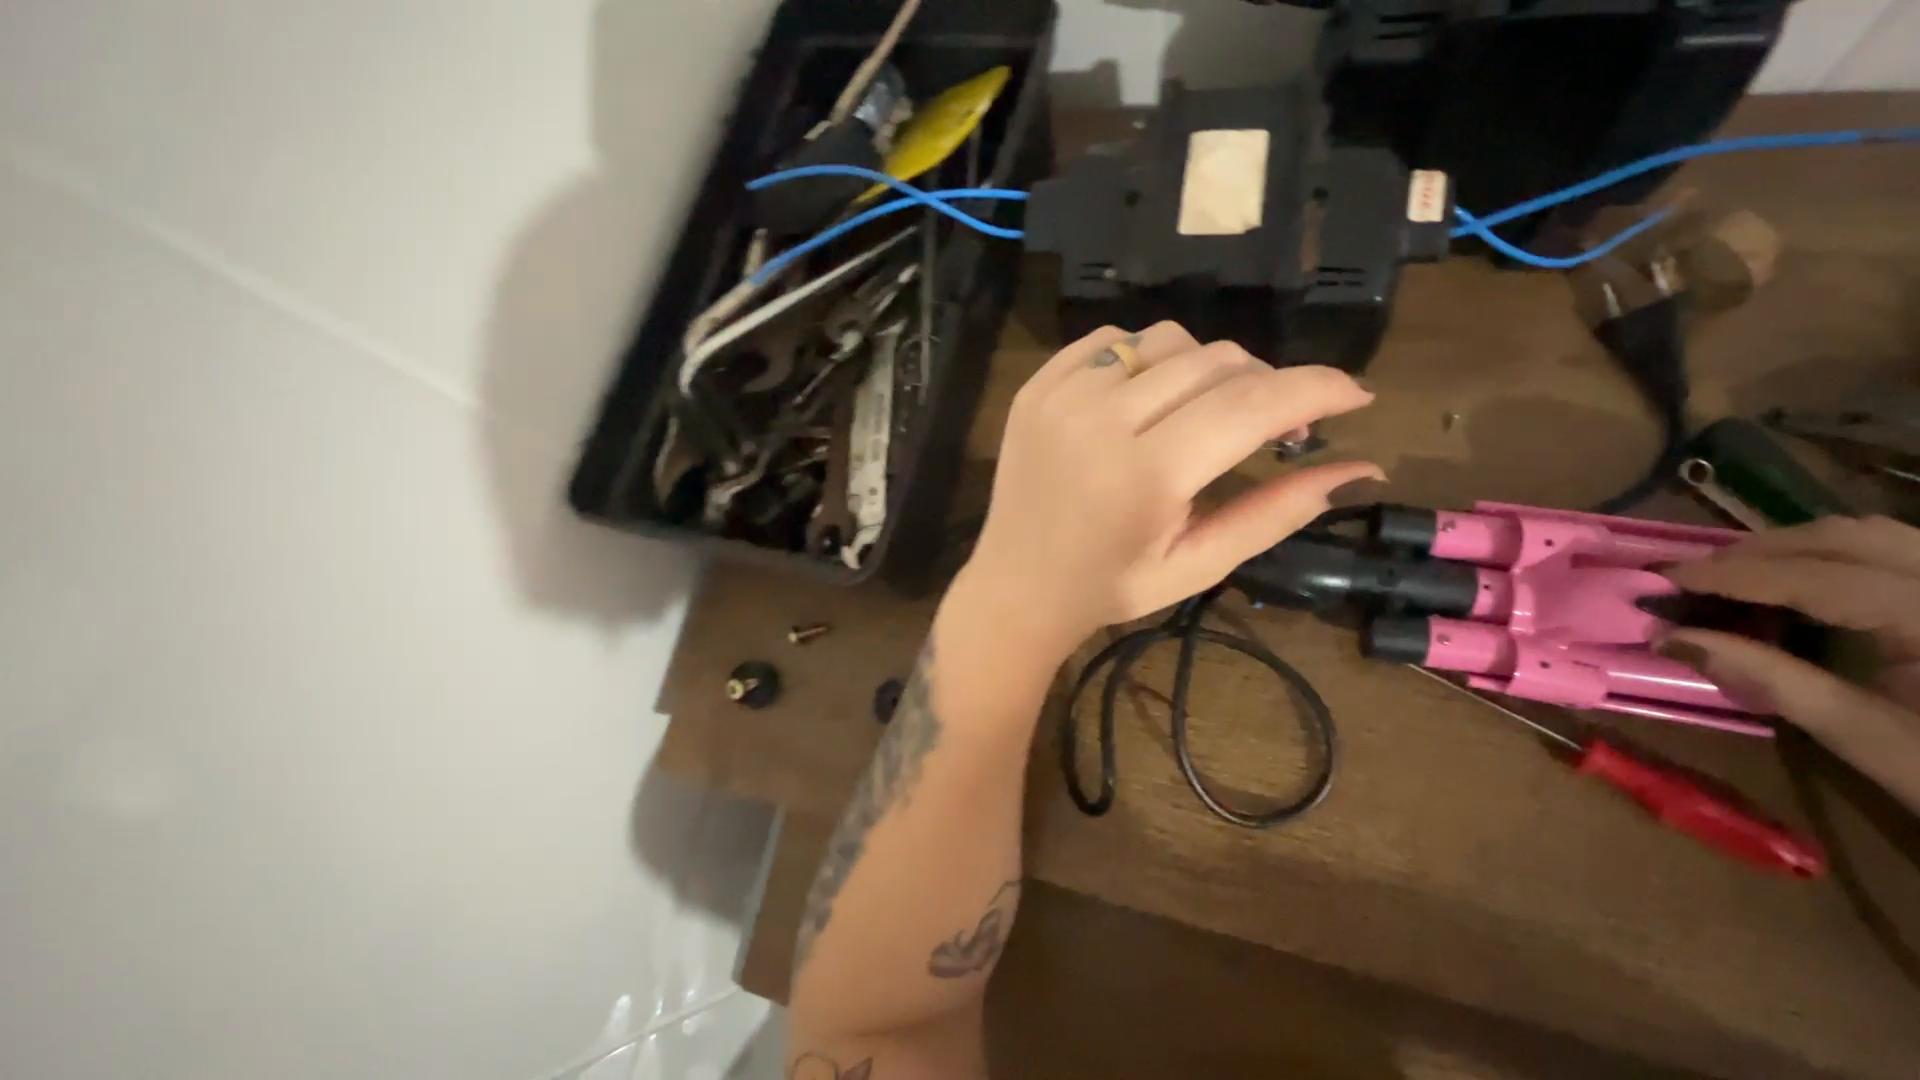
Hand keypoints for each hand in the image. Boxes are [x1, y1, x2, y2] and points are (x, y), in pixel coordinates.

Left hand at [956, 322, 1381, 654]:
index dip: (1316, 390)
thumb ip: (1276, 512)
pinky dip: (1148, 357)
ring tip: (1207, 412)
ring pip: (1168, 339)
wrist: (1016, 586)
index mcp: (1146, 475)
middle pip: (1216, 361)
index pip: (1251, 404)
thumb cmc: (1112, 587)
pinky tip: (1150, 397)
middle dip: (1266, 383)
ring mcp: (1061, 395)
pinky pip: (1113, 338)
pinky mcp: (1037, 385)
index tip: (1355, 395)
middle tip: (1275, 423)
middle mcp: (1102, 420)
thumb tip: (1363, 467)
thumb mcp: (1199, 564)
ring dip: (1207, 366)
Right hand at [1659, 515, 1919, 811]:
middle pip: (1844, 537)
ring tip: (1731, 576)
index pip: (1815, 577)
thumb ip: (1769, 678)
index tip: (1658, 581)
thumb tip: (1671, 637)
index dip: (1730, 575)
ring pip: (1871, 534)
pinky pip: (1896, 550)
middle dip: (1755, 552)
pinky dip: (1833, 556)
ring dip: (1791, 547)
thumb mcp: (1865, 737)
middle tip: (1685, 578)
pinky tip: (1795, 582)